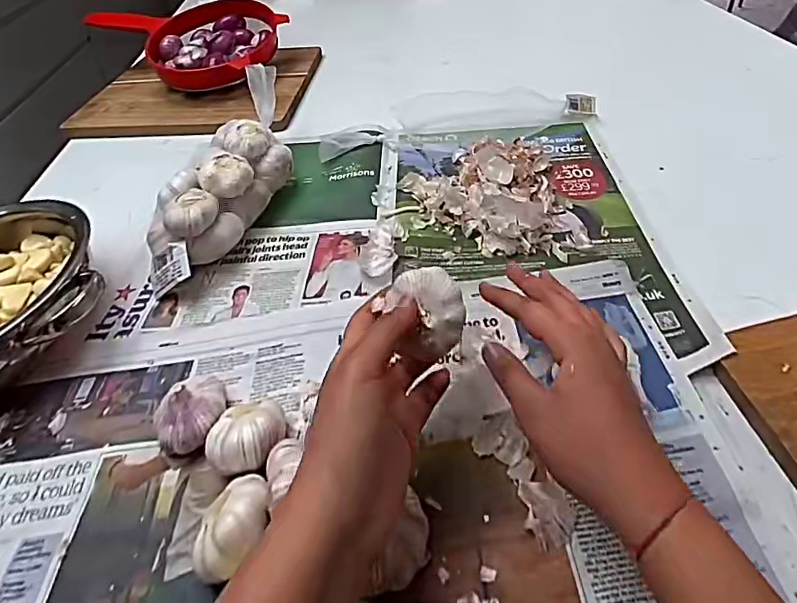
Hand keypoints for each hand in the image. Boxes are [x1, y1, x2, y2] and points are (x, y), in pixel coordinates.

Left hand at [277, 294, 448, 595]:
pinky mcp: (404, 432)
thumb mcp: (360, 373)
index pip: (370, 318)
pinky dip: (435, 384)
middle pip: (392, 339)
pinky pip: (422, 399)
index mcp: (350, 359)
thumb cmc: (344, 439)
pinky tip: (449, 372)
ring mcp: (386, 406)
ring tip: (453, 332)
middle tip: (445, 308)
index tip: (421, 287)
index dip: (392, 300)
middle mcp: (367, 378)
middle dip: (415, 322)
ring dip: (428, 349)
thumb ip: (383, 335)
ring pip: (409, 367)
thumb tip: (406, 301)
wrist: (344, 510)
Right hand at [479, 263, 688, 547]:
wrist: (640, 491)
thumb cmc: (583, 451)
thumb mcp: (535, 412)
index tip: (483, 287)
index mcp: (574, 348)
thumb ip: (511, 374)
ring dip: (560, 295)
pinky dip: (584, 315)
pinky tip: (583, 321)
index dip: (506, 298)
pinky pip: (599, 330)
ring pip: (583, 313)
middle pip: (562, 304)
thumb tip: (491, 346)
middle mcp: (595, 346)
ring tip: (544, 280)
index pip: (534, 312)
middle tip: (512, 270)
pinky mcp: (618, 377)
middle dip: (534, 285)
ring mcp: (611, 361)